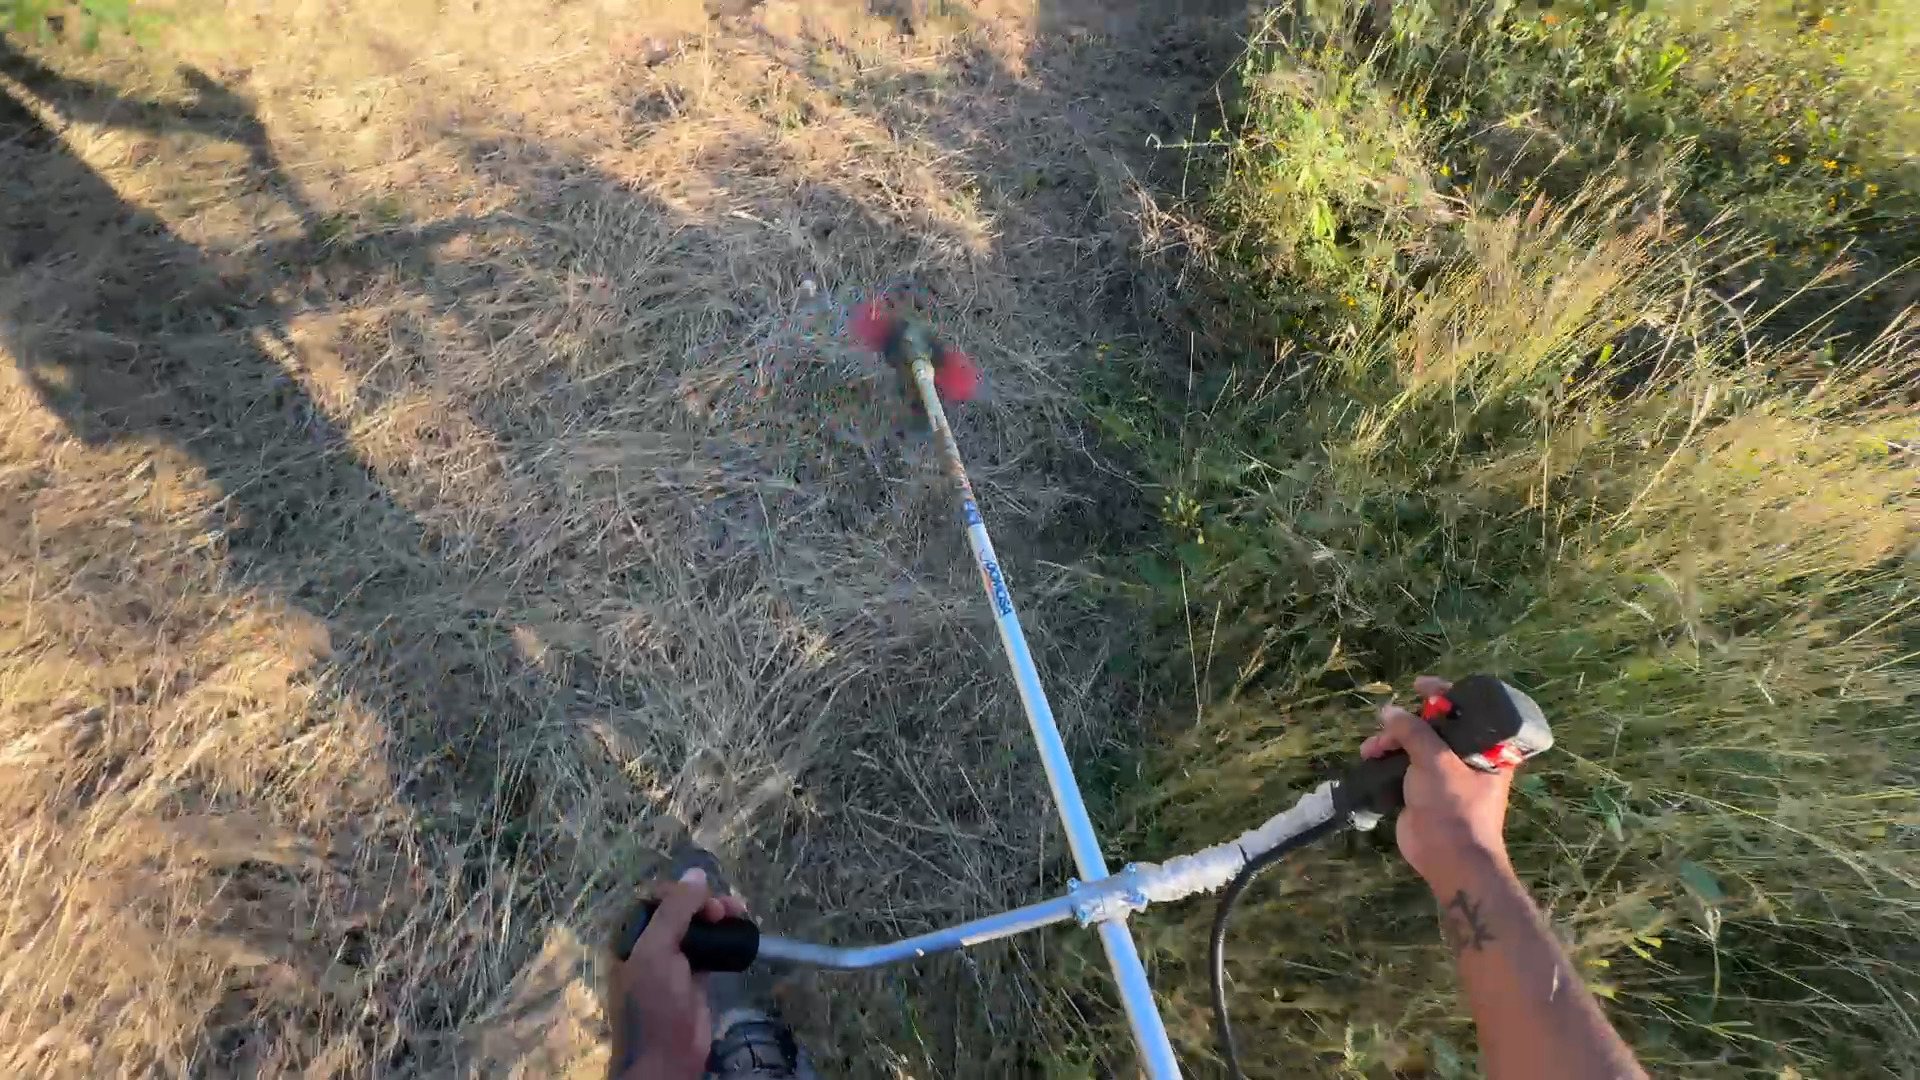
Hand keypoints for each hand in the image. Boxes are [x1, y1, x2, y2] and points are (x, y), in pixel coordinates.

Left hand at [609, 868, 749, 1079]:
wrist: (666, 1060)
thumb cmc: (654, 1004)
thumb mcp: (657, 952)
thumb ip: (675, 911)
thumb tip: (697, 872)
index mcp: (630, 939)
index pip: (656, 898)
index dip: (683, 893)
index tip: (704, 903)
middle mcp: (649, 946)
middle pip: (680, 908)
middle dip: (705, 901)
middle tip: (727, 909)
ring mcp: (672, 963)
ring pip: (698, 925)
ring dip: (719, 914)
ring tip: (740, 912)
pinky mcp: (694, 977)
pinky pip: (710, 945)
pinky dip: (724, 934)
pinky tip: (739, 929)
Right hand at [1360, 675, 1516, 893]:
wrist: (1448, 856)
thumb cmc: (1454, 805)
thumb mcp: (1435, 761)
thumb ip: (1413, 731)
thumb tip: (1389, 711)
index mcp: (1486, 752)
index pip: (1468, 712)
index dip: (1445, 694)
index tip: (1418, 686)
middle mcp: (1466, 760)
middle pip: (1432, 727)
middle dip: (1404, 723)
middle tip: (1386, 727)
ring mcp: (1443, 776)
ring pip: (1412, 745)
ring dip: (1388, 742)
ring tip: (1371, 750)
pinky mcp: (1422, 790)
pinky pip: (1401, 764)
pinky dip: (1385, 758)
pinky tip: (1370, 759)